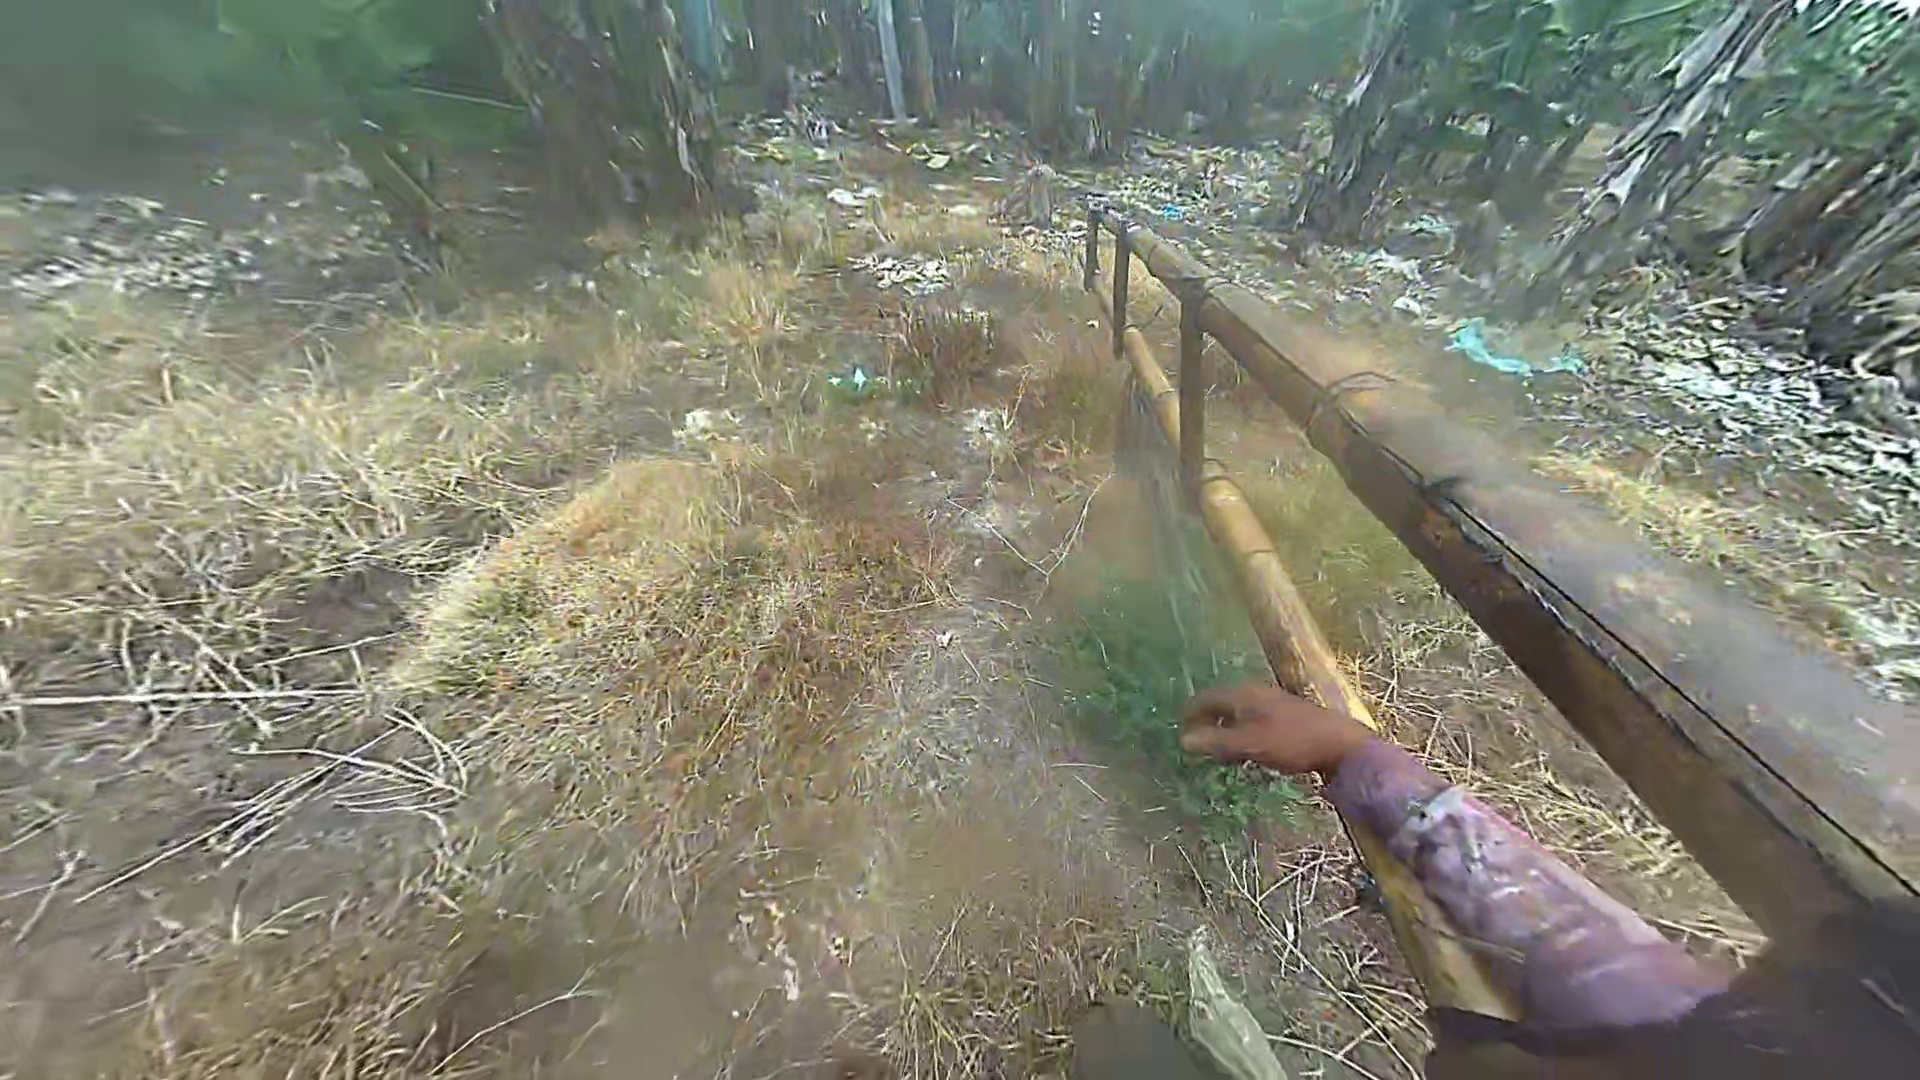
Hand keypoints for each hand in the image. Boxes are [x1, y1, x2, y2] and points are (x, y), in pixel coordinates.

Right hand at [1180, 682, 1375, 775]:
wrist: (1345, 747)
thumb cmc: (1293, 742)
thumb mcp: (1250, 744)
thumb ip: (1215, 742)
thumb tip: (1183, 740)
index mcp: (1243, 694)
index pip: (1205, 699)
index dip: (1190, 713)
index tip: (1179, 730)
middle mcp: (1255, 693)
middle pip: (1221, 704)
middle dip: (1207, 722)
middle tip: (1197, 743)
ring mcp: (1273, 703)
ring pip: (1238, 713)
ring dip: (1225, 730)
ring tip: (1219, 751)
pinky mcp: (1287, 717)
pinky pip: (1253, 721)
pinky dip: (1242, 733)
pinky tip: (1247, 750)